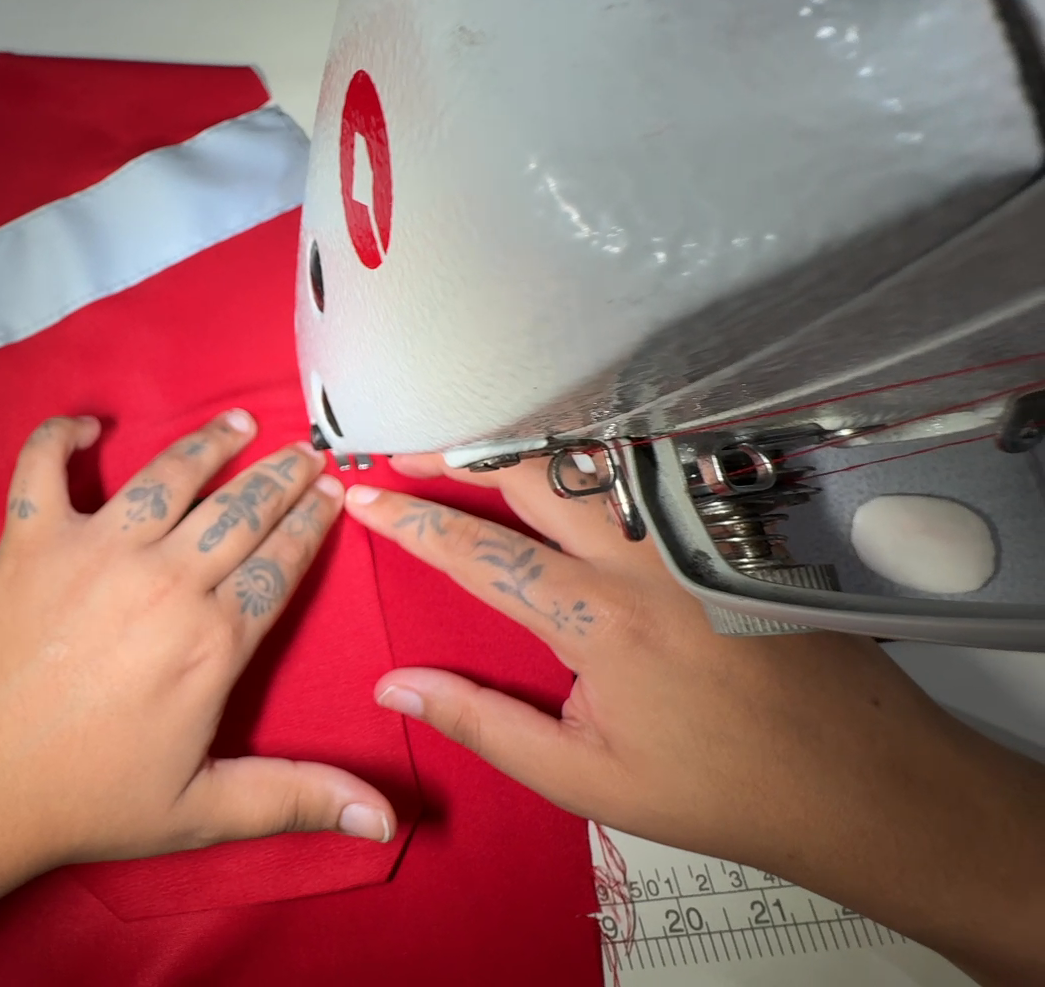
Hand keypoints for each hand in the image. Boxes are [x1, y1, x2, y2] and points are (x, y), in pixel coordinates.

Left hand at [0, 411, 394, 876]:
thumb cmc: (87, 795)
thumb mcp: (201, 811)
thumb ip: (295, 798)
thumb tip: (387, 819)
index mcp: (212, 639)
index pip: (280, 565)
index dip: (312, 526)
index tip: (333, 492)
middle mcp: (163, 579)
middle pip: (239, 512)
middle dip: (280, 477)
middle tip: (305, 451)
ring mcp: (93, 549)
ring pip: (167, 477)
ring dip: (209, 444)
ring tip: (240, 422)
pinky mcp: (31, 539)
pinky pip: (43, 467)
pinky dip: (59, 437)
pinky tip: (86, 424)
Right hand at [344, 457, 1044, 983]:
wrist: (875, 788)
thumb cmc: (716, 788)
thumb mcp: (584, 779)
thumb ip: (481, 723)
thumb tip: (392, 683)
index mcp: (599, 621)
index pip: (478, 552)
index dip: (411, 521)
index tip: (363, 497)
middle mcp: (642, 562)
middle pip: (532, 475)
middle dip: (456, 454)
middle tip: (404, 451)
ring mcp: (690, 539)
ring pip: (585, 463)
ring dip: (514, 450)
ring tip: (461, 449)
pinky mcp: (722, 537)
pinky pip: (634, 479)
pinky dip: (575, 461)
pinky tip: (550, 468)